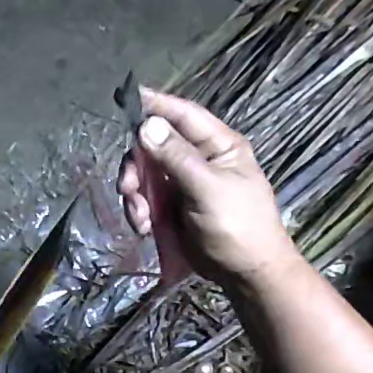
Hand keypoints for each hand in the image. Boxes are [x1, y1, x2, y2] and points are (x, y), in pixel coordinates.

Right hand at [118, 88, 302, 292]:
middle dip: (137, 167)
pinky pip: (146, 200)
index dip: (155, 105)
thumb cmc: (238, 227)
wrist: (247, 275)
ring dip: (136, 195)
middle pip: (154, 146)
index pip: (183, 115)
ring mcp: (184, 184)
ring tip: (141, 219)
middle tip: (128, 188)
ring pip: (145, 175)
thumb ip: (177, 157)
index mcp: (218, 146)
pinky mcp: (172, 209)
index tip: (125, 97)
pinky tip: (144, 228)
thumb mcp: (208, 189)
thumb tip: (146, 124)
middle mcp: (199, 160)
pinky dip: (139, 212)